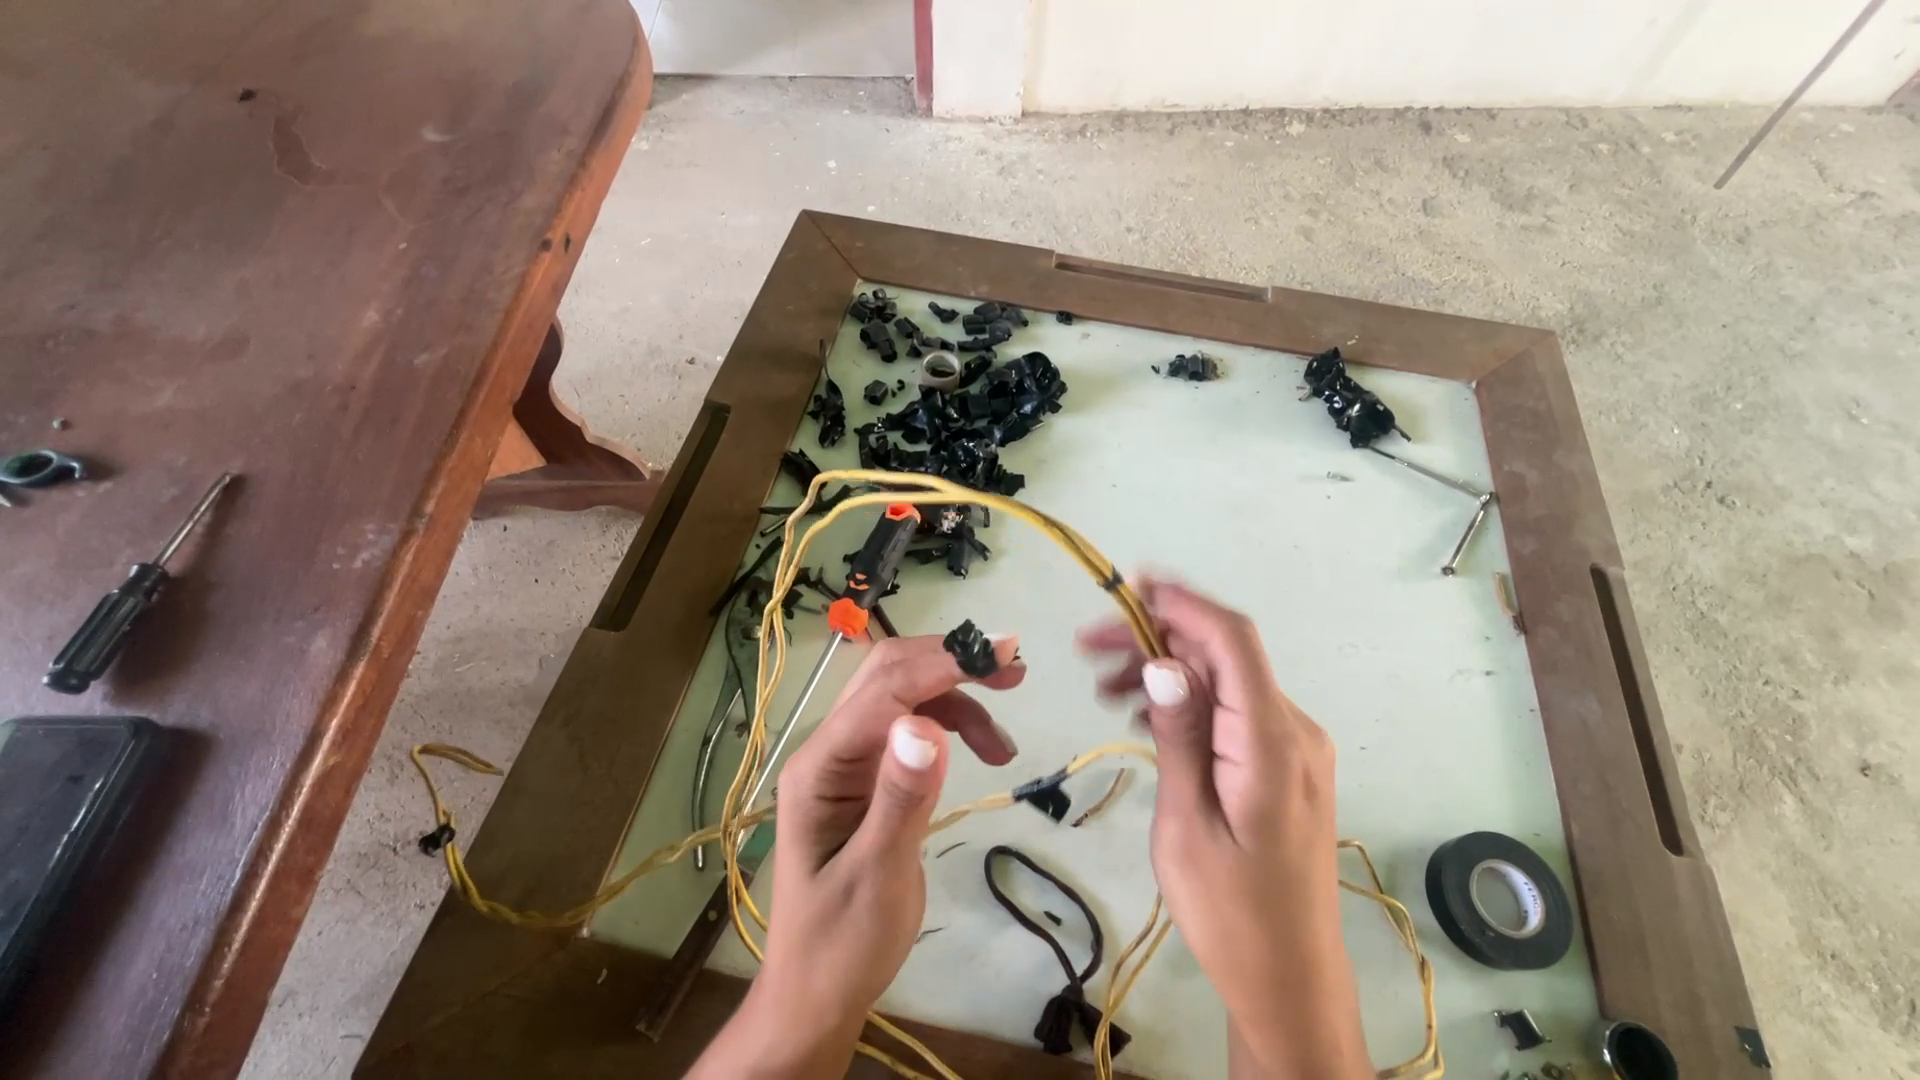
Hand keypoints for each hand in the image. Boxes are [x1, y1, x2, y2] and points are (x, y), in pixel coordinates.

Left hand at [689, 633, 1023, 1079]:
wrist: (816, 993)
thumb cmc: (842, 944)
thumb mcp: (877, 877)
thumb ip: (900, 799)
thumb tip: (925, 725)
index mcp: (819, 767)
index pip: (884, 691)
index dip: (944, 664)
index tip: (1004, 652)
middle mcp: (828, 751)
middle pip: (888, 676)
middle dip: (950, 664)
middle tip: (1014, 672)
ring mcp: (845, 762)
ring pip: (901, 697)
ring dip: (956, 699)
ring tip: (1003, 741)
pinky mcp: (866, 778)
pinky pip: (908, 729)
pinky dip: (949, 726)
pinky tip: (982, 750)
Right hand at [1078, 579, 1369, 1079]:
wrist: (1289, 981)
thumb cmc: (1230, 913)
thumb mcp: (1187, 826)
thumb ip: (1180, 737)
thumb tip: (1163, 662)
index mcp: (1272, 744)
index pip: (1233, 642)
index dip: (1183, 604)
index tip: (1128, 586)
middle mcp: (1294, 732)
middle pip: (1224, 656)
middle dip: (1157, 638)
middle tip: (1087, 646)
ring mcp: (1293, 749)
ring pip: (1226, 683)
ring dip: (1168, 672)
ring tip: (1103, 687)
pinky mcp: (1284, 767)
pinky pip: (1234, 714)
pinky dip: (1189, 704)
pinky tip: (1144, 714)